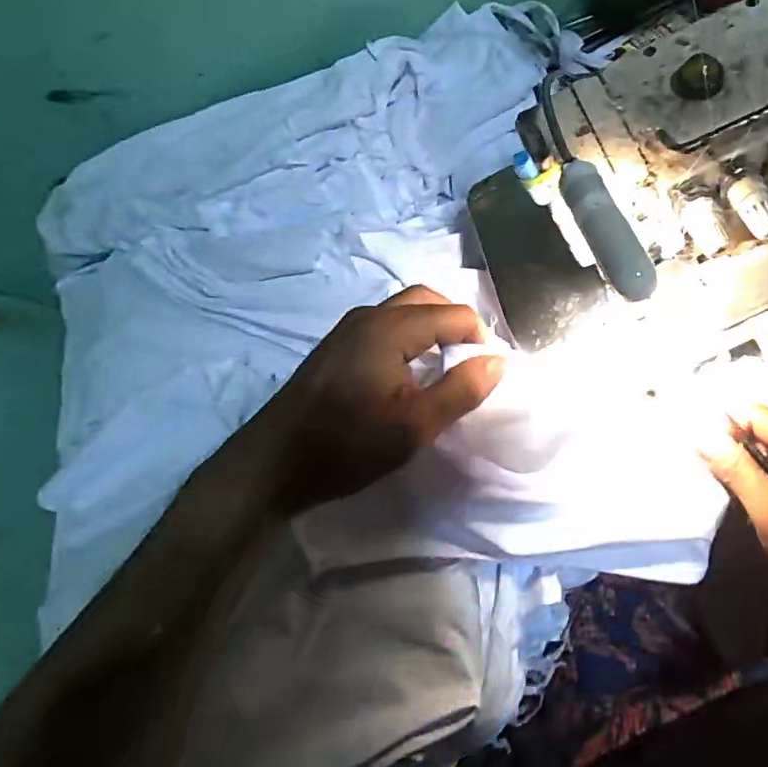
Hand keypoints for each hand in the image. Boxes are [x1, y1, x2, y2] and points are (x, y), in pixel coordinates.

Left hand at [254, 285, 505, 512]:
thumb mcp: (415, 426)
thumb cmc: (347, 445)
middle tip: (469, 363)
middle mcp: (368, 316)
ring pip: (405, 311)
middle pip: (427, 300)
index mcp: (389, 328)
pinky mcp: (336, 346)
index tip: (486, 375)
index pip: (454, 314)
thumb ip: (461, 390)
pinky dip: (410, 337)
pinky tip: (408, 374)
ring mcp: (347, 329)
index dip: (480, 339)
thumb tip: (496, 362)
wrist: (271, 466)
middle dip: (457, 325)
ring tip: (444, 369)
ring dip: (433, 330)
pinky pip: (385, 325)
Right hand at [699, 405, 767, 618]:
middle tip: (721, 477)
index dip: (728, 431)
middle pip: (766, 427)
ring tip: (738, 488)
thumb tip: (704, 437)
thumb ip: (736, 470)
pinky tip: (761, 496)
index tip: (709, 456)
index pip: (757, 414)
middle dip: (739, 448)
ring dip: (753, 464)